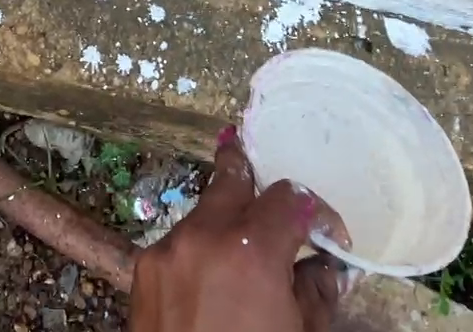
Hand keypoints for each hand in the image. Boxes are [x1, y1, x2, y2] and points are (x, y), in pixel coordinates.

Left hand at [130, 131, 343, 331]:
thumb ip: (316, 294)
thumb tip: (325, 266)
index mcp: (251, 251)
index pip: (288, 197)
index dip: (315, 211)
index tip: (328, 234)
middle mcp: (203, 235)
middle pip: (230, 177)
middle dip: (253, 177)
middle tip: (269, 183)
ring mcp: (167, 248)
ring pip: (202, 212)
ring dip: (226, 221)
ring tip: (246, 248)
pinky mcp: (144, 267)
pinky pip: (180, 242)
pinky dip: (201, 250)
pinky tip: (213, 281)